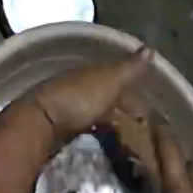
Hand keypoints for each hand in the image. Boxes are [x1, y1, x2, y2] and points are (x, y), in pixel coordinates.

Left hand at [25, 48, 152, 141]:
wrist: (42, 120)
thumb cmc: (81, 97)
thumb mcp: (111, 80)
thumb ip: (130, 68)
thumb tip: (150, 48)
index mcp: (95, 72)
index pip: (119, 79)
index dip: (133, 93)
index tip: (147, 112)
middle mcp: (82, 85)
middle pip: (107, 97)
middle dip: (122, 109)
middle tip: (140, 130)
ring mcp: (69, 106)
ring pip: (96, 113)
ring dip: (109, 123)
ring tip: (125, 143)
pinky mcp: (60, 127)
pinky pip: (86, 128)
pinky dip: (96, 133)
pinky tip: (103, 145)